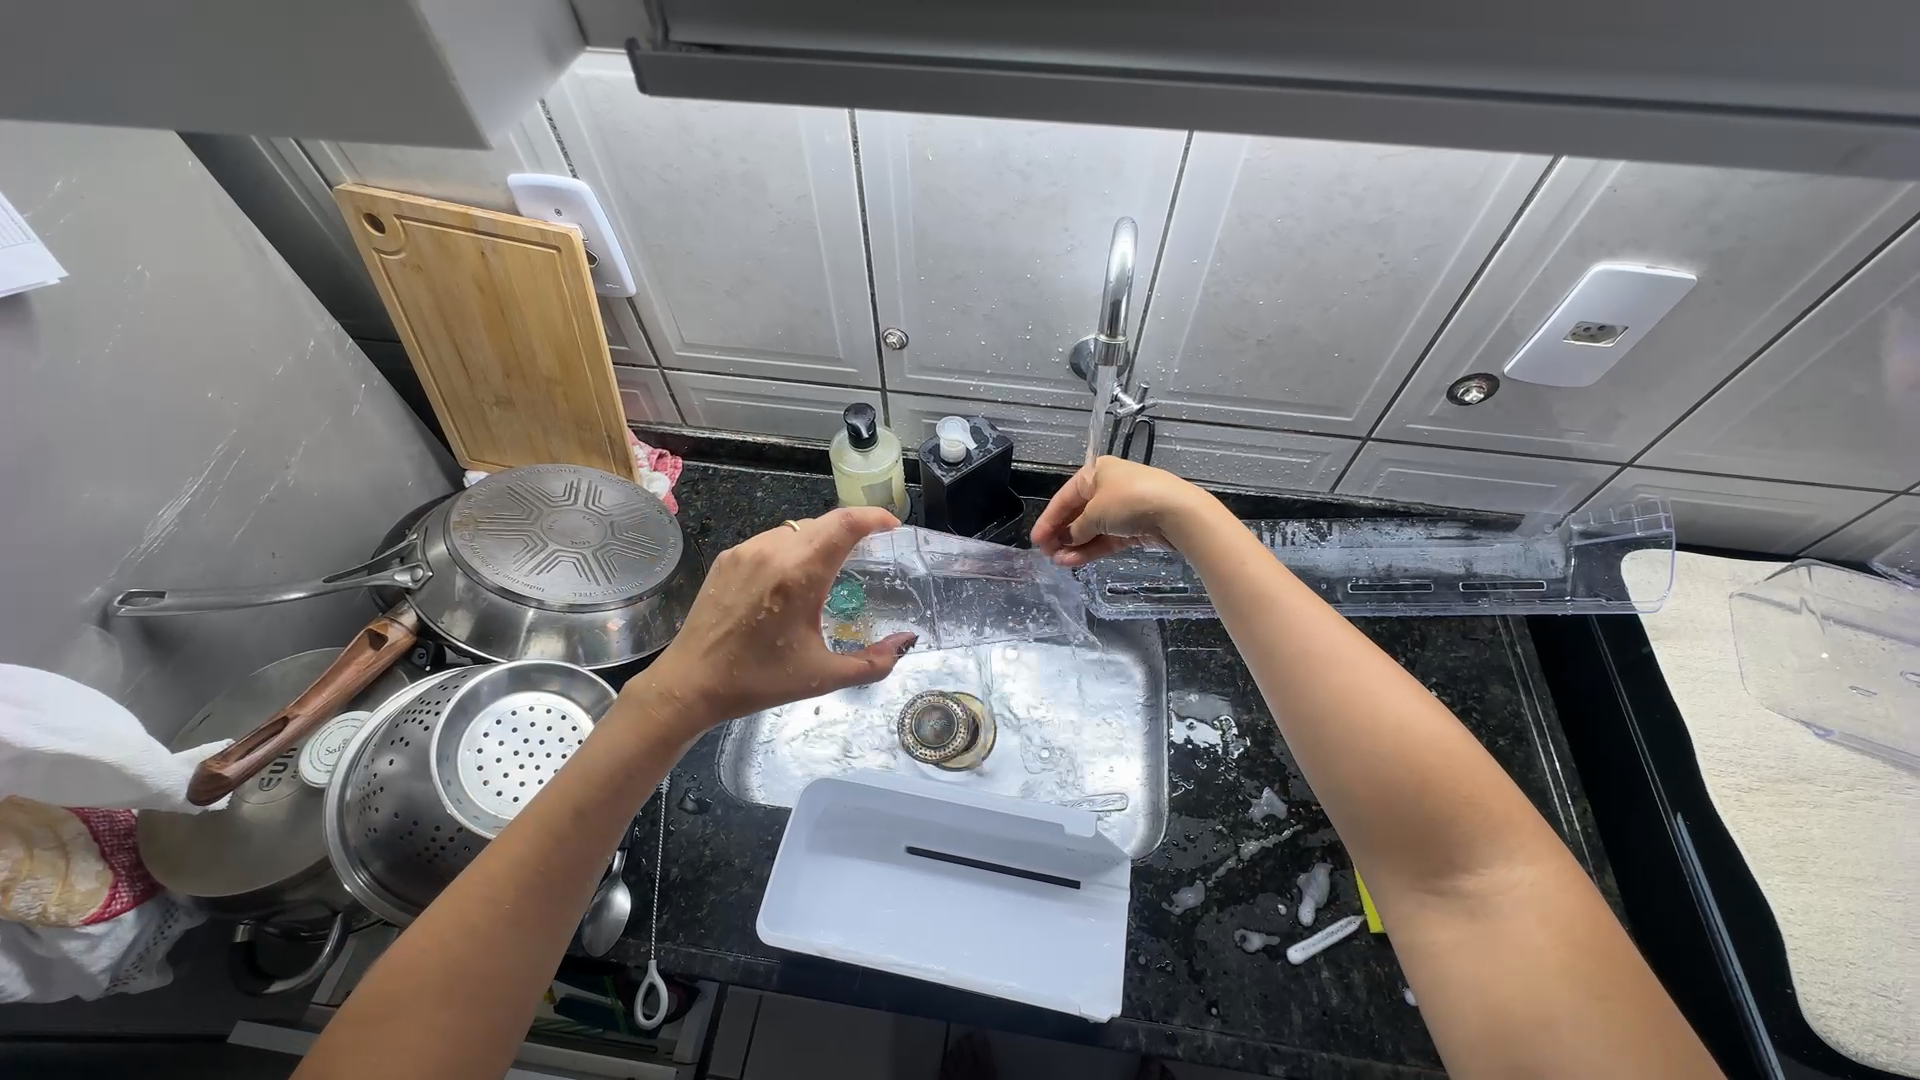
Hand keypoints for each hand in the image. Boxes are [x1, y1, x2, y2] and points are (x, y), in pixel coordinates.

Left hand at [622, 507, 916, 739]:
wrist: (691, 683)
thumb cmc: (758, 681)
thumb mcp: (823, 677)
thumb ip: (873, 662)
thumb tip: (906, 642)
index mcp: (800, 575)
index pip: (845, 524)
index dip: (873, 517)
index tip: (891, 525)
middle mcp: (774, 551)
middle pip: (824, 522)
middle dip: (851, 529)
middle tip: (870, 549)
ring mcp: (747, 551)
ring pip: (797, 529)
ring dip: (820, 539)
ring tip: (831, 567)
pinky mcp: (728, 558)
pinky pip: (772, 539)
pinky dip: (792, 548)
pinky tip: (791, 578)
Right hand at [1031, 457, 1220, 566]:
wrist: (1176, 512)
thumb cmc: (1129, 501)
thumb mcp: (1095, 513)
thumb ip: (1076, 529)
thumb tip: (1065, 540)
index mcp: (1096, 472)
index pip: (1064, 498)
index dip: (1048, 520)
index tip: (1035, 540)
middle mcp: (1108, 487)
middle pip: (1077, 513)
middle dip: (1061, 534)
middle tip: (1046, 553)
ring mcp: (1123, 508)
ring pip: (1091, 529)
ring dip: (1074, 545)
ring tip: (1058, 562)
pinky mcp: (1134, 527)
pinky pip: (1106, 539)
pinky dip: (1090, 549)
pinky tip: (1073, 561)